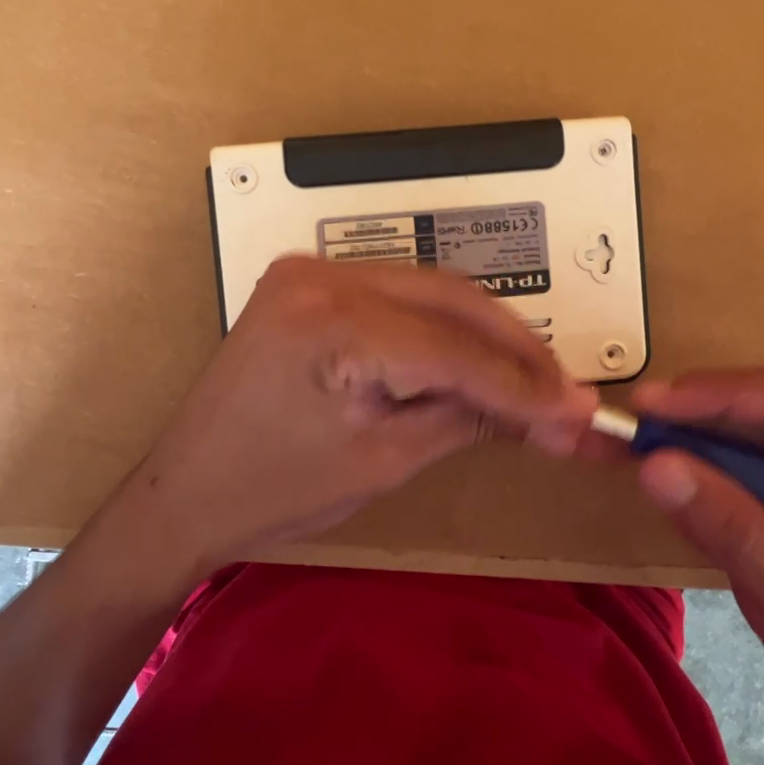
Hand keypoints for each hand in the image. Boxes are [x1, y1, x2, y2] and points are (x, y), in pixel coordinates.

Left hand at [108, 257, 597, 573]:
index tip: (577, 412)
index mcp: (333, 321)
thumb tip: (544, 410)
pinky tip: (475, 360)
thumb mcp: (383, 461)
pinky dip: (442, 328)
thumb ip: (465, 419)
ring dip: (485, 335)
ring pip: (429, 291)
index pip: (455, 348)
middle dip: (515, 349)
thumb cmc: (273, 492)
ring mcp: (311, 272)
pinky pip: (397, 297)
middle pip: (450, 299)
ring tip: (532, 381)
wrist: (185, 492)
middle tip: (564, 395)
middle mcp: (323, 275)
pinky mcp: (308, 284)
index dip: (524, 385)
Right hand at [628, 367, 763, 692]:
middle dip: (705, 400)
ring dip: (697, 414)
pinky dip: (701, 436)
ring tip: (643, 427)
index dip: (724, 395)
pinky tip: (665, 444)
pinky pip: (748, 432)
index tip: (655, 403)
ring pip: (757, 407)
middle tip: (642, 411)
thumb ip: (728, 527)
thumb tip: (654, 465)